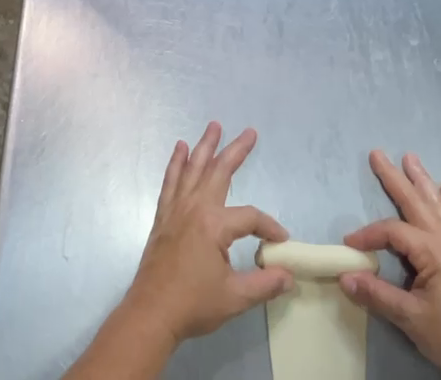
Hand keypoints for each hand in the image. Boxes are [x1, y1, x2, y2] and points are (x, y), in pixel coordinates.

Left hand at [121, 122, 292, 342]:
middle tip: (250, 132)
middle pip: (219, 172)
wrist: (151, 313)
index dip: (269, 229)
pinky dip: (176, 163)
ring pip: (193, 169)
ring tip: (214, 126)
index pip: (251, 217)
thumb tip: (290, 275)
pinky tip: (180, 148)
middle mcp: (194, 208)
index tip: (281, 243)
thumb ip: (265, 284)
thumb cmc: (193, 304)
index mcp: (213, 225)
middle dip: (236, 151)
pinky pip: (171, 181)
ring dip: (205, 147)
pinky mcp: (164, 217)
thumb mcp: (235, 298)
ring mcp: (176, 210)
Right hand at [339, 151, 440, 376]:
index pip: (392, 231)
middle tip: (377, 154)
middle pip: (416, 202)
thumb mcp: (409, 318)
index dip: (368, 235)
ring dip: (422, 181)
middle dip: (395, 178)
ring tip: (411, 158)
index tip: (350, 246)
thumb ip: (376, 294)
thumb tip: (344, 277)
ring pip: (438, 205)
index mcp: (432, 252)